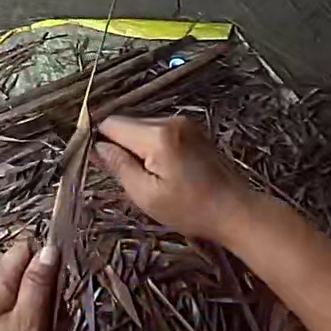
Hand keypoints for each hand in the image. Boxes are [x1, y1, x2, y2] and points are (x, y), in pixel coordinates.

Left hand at [0, 240, 58, 330]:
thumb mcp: (30, 322)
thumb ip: (40, 282)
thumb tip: (50, 249)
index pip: (28, 248)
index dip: (50, 263)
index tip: (61, 290)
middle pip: (33, 277)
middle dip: (51, 300)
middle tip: (53, 328)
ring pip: (34, 305)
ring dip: (48, 325)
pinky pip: (27, 328)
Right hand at [93, 115, 257, 243]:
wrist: (235, 210)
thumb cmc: (190, 209)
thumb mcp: (146, 195)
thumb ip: (118, 166)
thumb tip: (95, 146)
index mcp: (157, 135)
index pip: (111, 124)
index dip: (99, 141)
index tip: (98, 163)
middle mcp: (170, 120)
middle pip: (126, 123)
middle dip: (119, 145)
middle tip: (128, 177)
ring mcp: (183, 122)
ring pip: (141, 126)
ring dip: (136, 147)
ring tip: (149, 176)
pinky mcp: (191, 128)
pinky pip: (158, 130)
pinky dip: (152, 146)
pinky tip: (163, 170)